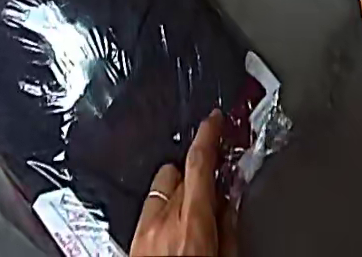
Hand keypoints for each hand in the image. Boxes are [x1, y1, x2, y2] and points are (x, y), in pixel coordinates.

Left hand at [131, 112, 223, 255]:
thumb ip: (228, 226)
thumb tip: (231, 200)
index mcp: (191, 224)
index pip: (198, 162)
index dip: (207, 134)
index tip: (214, 119)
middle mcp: (162, 222)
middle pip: (180, 171)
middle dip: (198, 175)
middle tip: (212, 188)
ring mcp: (142, 233)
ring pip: (161, 186)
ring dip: (176, 190)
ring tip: (189, 209)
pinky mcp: (131, 243)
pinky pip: (148, 208)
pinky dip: (162, 209)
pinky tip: (172, 227)